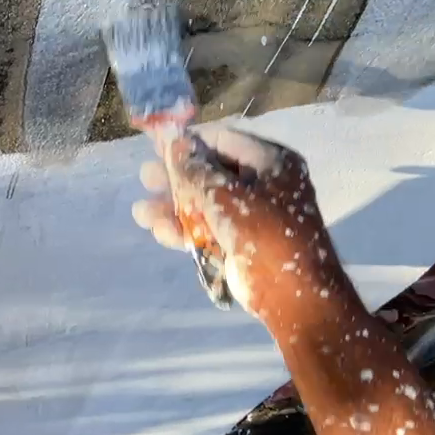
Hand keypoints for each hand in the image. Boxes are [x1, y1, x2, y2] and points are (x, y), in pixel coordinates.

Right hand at [131, 127, 336, 319]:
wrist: (291, 295)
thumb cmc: (262, 233)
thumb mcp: (223, 194)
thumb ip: (192, 166)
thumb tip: (172, 139)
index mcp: (270, 163)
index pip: (222, 140)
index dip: (188, 142)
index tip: (157, 147)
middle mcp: (262, 183)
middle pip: (208, 171)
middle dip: (174, 177)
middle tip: (147, 178)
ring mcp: (250, 214)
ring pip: (202, 201)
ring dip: (171, 206)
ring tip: (142, 213)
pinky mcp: (238, 240)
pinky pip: (206, 226)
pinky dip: (182, 228)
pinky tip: (157, 230)